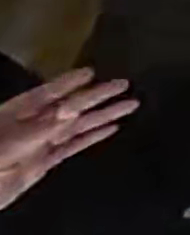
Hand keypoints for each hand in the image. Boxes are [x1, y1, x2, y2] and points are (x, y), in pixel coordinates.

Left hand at [0, 68, 137, 209]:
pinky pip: (72, 146)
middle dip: (95, 96)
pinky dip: (93, 137)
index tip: (90, 72)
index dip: (65, 84)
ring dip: (104, 115)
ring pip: (75, 126)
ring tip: (131, 104)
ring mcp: (34, 146)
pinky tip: (112, 129)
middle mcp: (24, 129)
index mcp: (8, 119)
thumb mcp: (12, 142)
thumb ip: (42, 127)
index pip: (41, 97)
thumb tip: (73, 110)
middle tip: (123, 84)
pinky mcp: (43, 162)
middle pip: (66, 109)